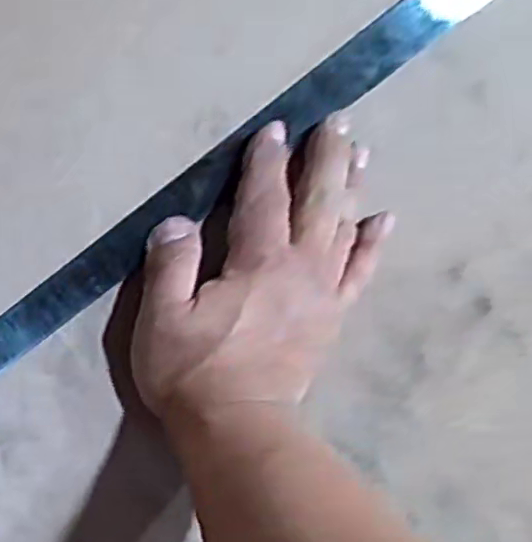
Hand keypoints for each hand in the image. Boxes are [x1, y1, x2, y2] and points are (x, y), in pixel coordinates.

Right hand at [132, 114, 394, 433]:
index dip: (263, 166)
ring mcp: (323, 291)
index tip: (271, 131)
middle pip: (316, 204)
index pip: (260, 203)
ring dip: (350, 187)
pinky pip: (360, 268)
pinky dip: (372, 240)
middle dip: (322, 161)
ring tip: (357, 154)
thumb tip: (176, 222)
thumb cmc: (187, 369)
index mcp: (256, 265)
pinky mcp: (330, 315)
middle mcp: (300, 267)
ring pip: (344, 226)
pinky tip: (381, 220)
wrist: (234, 418)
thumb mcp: (160, 318)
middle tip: (335, 123)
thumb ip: (170, 267)